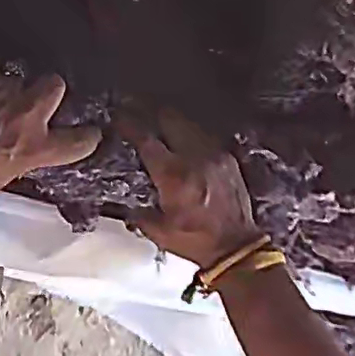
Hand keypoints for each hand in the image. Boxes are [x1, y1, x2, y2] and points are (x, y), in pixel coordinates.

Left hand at [0, 70, 101, 198]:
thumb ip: (20, 161)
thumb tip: (23, 155)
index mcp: (34, 148)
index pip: (79, 141)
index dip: (87, 137)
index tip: (90, 133)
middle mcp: (25, 114)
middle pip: (55, 86)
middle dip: (49, 90)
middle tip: (35, 99)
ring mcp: (1, 90)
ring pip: (17, 76)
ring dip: (7, 86)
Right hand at [119, 109, 262, 268]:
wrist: (237, 249)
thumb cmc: (194, 240)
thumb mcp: (157, 229)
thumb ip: (136, 211)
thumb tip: (123, 203)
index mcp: (173, 175)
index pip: (146, 139)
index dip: (129, 124)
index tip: (117, 116)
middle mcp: (195, 159)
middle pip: (169, 119)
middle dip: (149, 111)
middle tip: (134, 106)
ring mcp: (215, 156)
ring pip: (188, 123)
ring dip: (169, 119)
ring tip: (154, 117)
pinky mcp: (227, 160)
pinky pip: (204, 136)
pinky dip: (188, 132)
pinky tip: (180, 136)